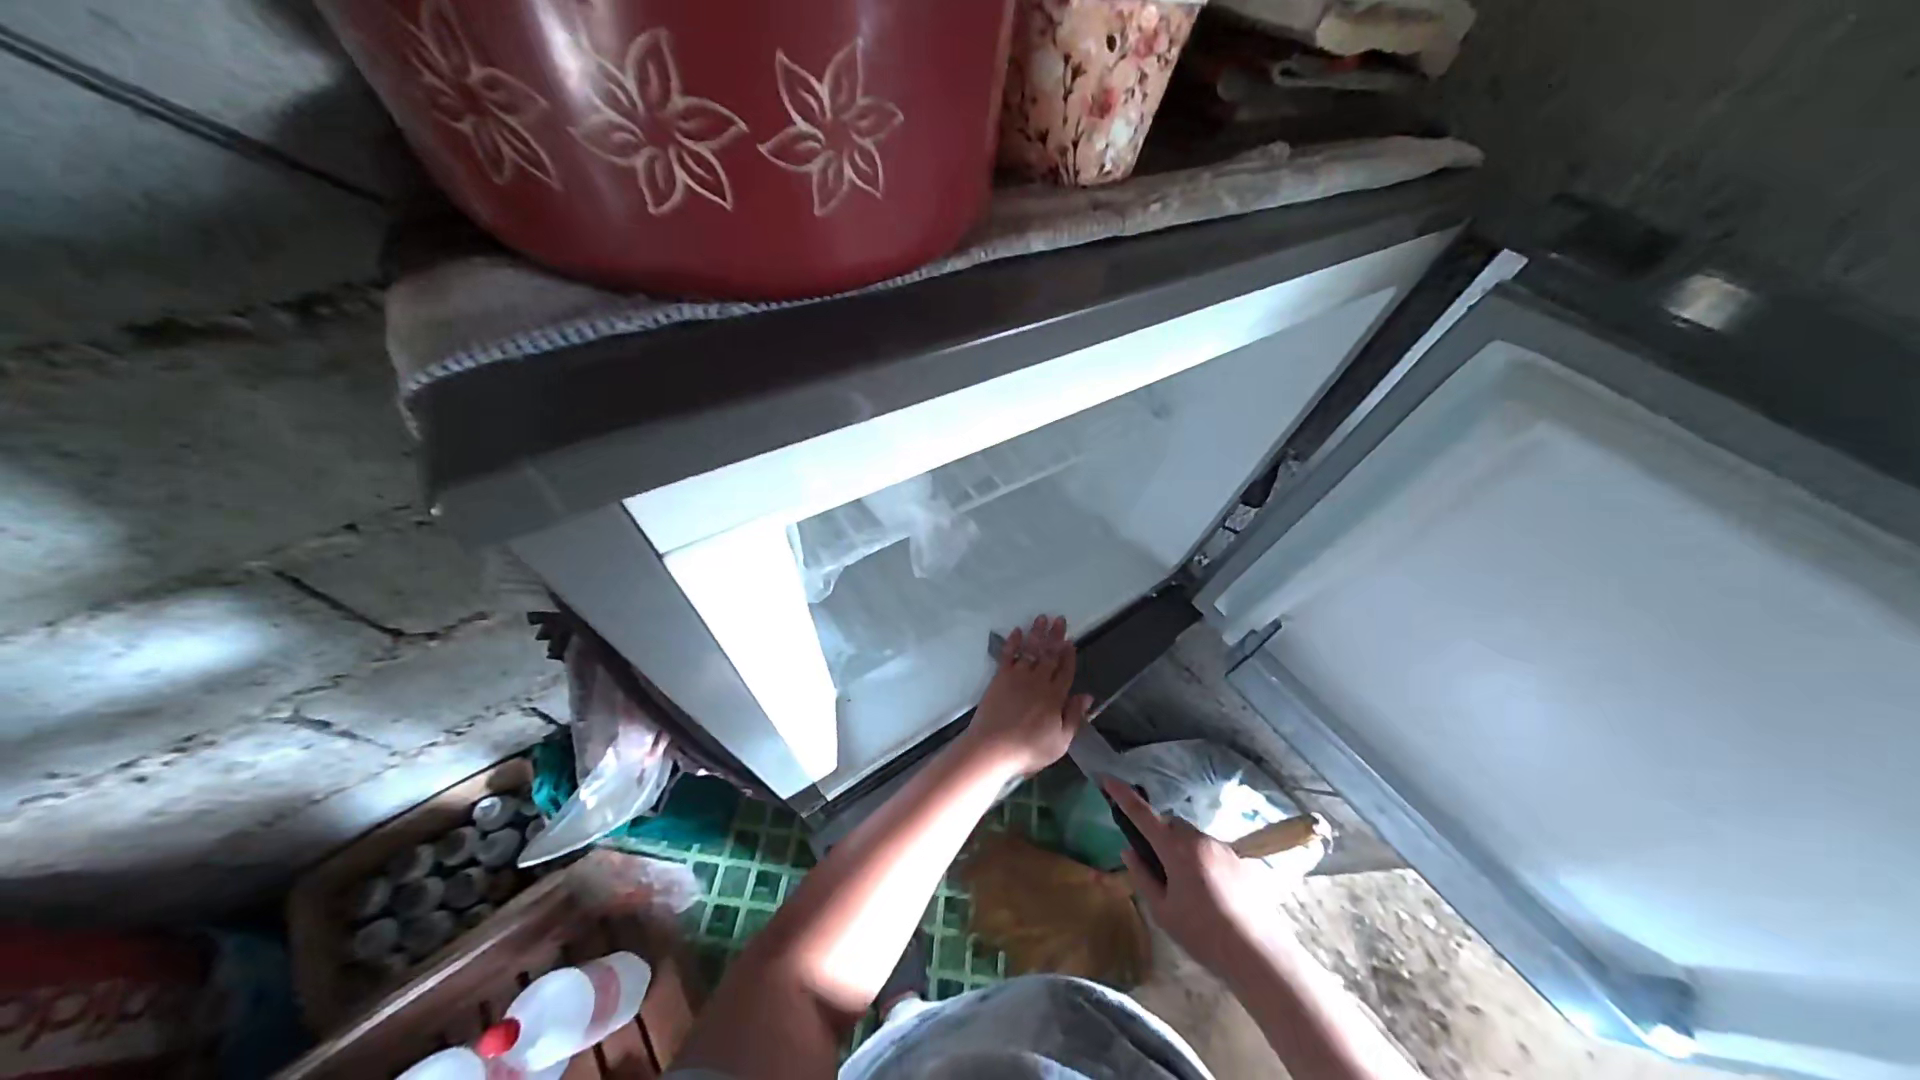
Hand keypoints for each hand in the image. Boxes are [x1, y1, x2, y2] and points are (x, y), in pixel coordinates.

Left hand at [961, 615, 1091, 778]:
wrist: (991, 748)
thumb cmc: (1028, 749)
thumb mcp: (1060, 742)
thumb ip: (1074, 717)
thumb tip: (1087, 696)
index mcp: (1055, 697)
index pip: (1065, 671)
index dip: (1069, 656)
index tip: (1071, 641)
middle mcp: (1038, 682)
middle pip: (1049, 655)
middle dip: (1055, 636)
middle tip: (1060, 619)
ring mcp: (1018, 677)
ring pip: (1031, 650)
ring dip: (1037, 633)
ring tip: (1042, 618)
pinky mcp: (1000, 678)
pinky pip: (1008, 654)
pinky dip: (1013, 642)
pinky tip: (1017, 631)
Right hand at [1104, 776, 1283, 975]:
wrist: (1258, 954)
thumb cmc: (1202, 934)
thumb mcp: (1162, 911)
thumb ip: (1142, 876)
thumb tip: (1128, 851)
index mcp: (1175, 849)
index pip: (1142, 814)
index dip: (1123, 795)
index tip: (1108, 779)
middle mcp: (1200, 839)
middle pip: (1172, 823)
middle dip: (1160, 833)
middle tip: (1157, 864)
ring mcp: (1224, 848)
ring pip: (1193, 837)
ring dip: (1183, 849)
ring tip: (1188, 887)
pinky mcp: (1242, 861)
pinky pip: (1212, 851)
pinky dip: (1203, 861)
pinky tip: (1211, 894)